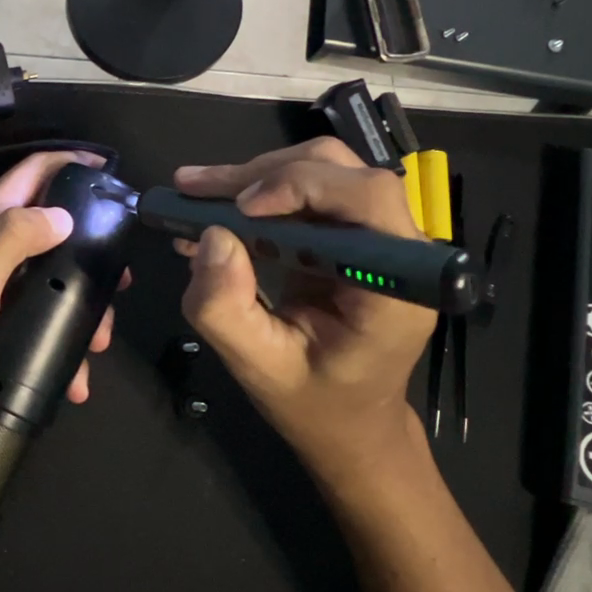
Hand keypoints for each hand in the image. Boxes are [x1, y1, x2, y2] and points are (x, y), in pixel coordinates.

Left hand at [0, 151, 120, 429]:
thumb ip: (14, 238)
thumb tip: (65, 215)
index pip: (35, 170)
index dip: (74, 163)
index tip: (115, 178)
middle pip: (58, 226)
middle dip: (93, 251)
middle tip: (120, 281)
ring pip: (57, 278)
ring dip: (83, 308)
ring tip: (100, 341)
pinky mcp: (1, 316)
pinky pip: (44, 318)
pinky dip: (62, 341)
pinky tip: (77, 374)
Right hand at [173, 138, 434, 475]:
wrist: (349, 422)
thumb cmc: (314, 403)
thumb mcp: (258, 367)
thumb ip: (226, 309)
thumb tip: (210, 237)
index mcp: (395, 287)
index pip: (367, 198)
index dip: (302, 185)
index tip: (240, 210)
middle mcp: (397, 251)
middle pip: (339, 169)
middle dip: (262, 174)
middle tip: (195, 190)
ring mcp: (375, 238)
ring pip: (320, 168)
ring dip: (254, 177)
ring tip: (195, 195)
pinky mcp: (349, 236)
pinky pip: (306, 192)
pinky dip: (256, 193)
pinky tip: (210, 211)